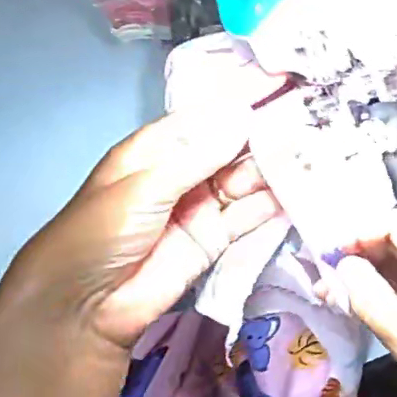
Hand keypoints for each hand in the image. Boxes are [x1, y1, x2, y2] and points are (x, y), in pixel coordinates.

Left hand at [0, 111, 279, 355]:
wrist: (84, 307)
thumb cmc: (99, 233)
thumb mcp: (144, 185)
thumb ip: (198, 155)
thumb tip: (244, 118)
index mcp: (155, 149)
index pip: (204, 119)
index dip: (238, 107)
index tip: (279, 89)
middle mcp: (182, 173)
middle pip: (230, 149)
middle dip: (263, 138)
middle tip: (307, 125)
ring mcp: (201, 206)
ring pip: (244, 180)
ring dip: (273, 169)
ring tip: (311, 154)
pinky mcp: (216, 238)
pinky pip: (249, 215)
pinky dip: (273, 204)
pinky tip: (300, 189)